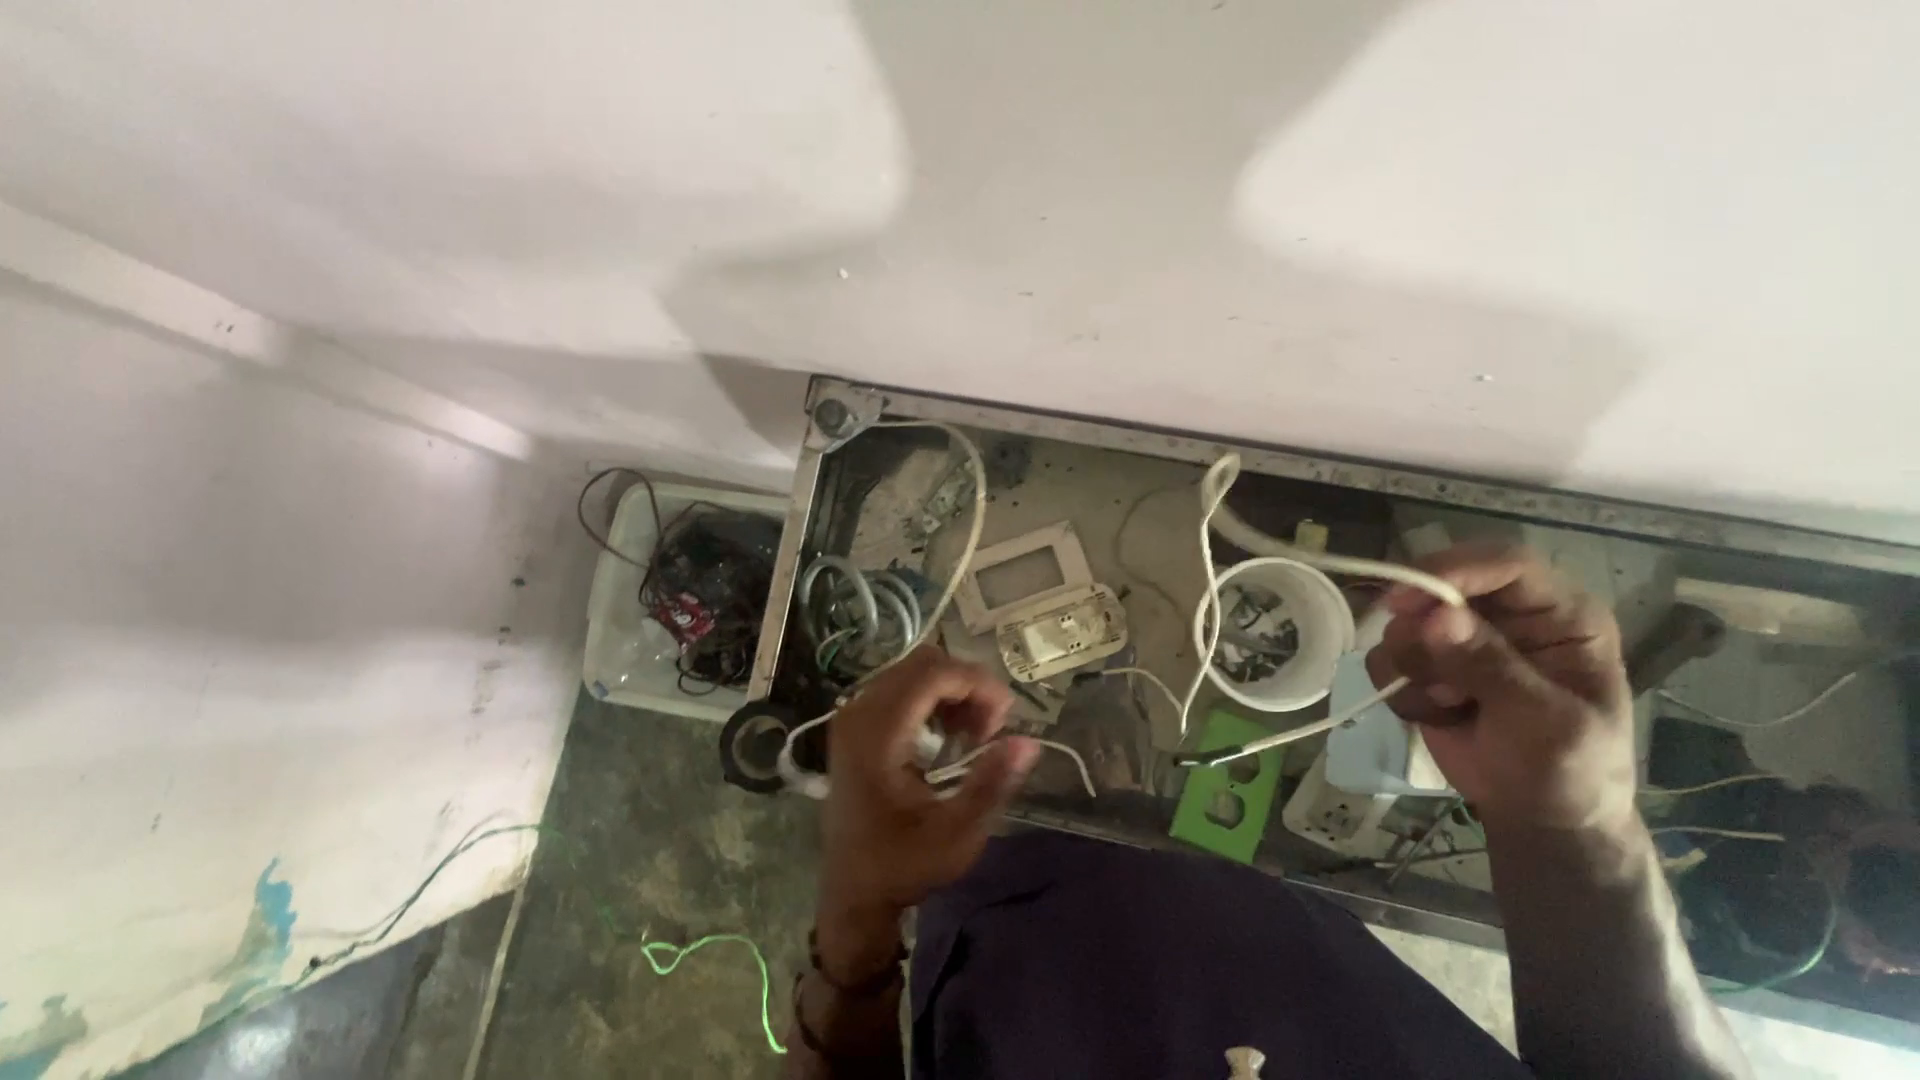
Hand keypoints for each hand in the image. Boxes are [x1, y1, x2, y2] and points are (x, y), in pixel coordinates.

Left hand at [815, 647, 1038, 974]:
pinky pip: (899, 689)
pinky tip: (949, 735)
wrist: (853, 892)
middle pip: (921, 663)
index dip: (976, 683)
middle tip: (993, 726)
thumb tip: (1028, 742)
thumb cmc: (903, 865)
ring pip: (911, 672)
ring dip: (951, 691)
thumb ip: (990, 783)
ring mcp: (852, 718)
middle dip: (967, 684)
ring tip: (975, 734)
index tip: (1007, 716)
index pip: (931, 674)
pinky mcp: (855, 728)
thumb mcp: (956, 833)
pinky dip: (932, 700)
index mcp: (877, 735)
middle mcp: (858, 714)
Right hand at [1365, 544, 1636, 835]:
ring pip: (1402, 625)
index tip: (1404, 602)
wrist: (1541, 820)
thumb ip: (1492, 667)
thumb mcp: (1546, 722)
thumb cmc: (1570, 769)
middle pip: (1438, 588)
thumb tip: (1438, 616)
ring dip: (1415, 671)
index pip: (1503, 565)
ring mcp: (1460, 639)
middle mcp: (1506, 615)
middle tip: (1436, 680)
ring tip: (1453, 706)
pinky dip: (1401, 691)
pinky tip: (1437, 715)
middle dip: (1422, 633)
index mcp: (1559, 613)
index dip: (1453, 572)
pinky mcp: (1425, 666)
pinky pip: (1384, 658)